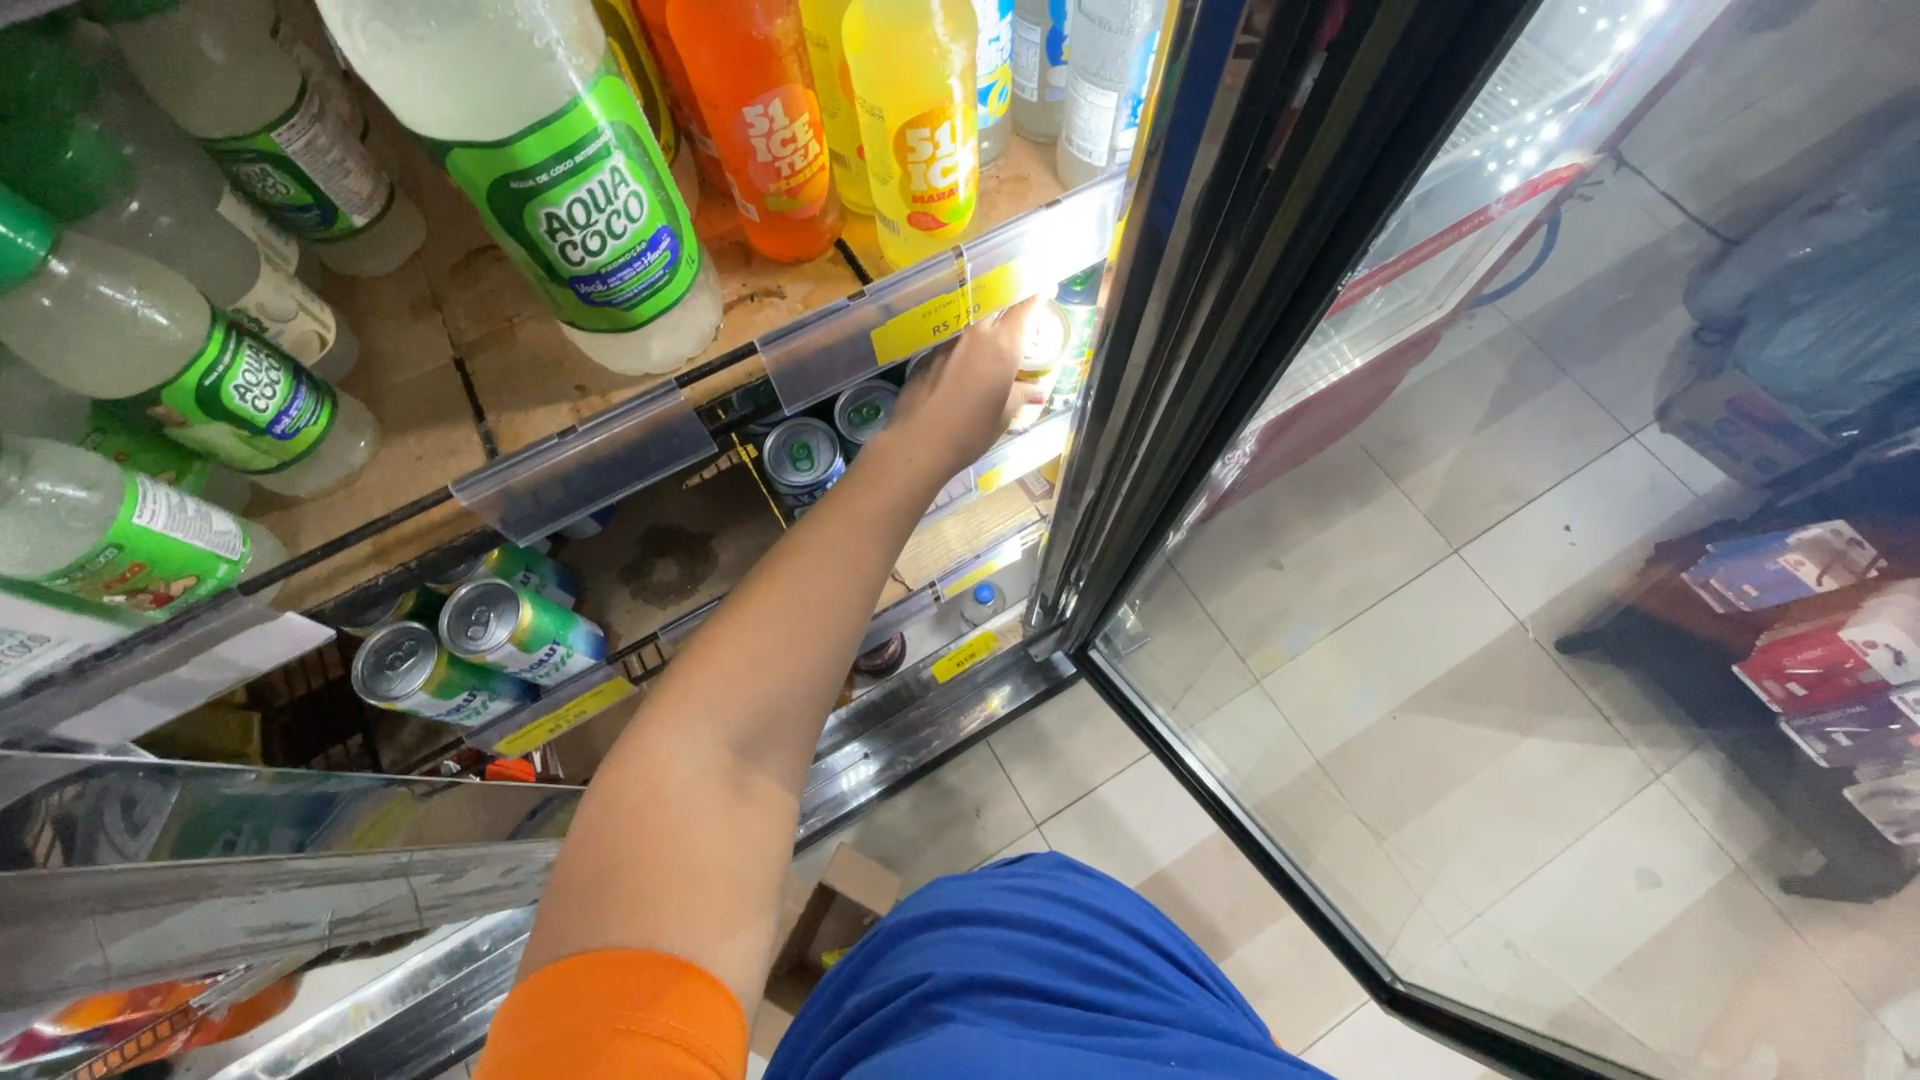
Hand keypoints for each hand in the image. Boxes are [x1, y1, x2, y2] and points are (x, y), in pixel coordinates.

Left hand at [879, 296, 1048, 482]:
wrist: (918, 442)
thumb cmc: (971, 430)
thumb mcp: (1004, 414)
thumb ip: (1021, 394)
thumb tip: (1037, 390)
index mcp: (1002, 345)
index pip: (1024, 306)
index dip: (1036, 294)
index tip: (1045, 287)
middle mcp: (975, 334)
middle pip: (996, 305)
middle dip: (1008, 304)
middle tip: (1017, 314)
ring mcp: (947, 342)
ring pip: (971, 324)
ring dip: (983, 328)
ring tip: (989, 344)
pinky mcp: (926, 355)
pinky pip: (951, 343)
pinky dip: (962, 349)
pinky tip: (961, 369)